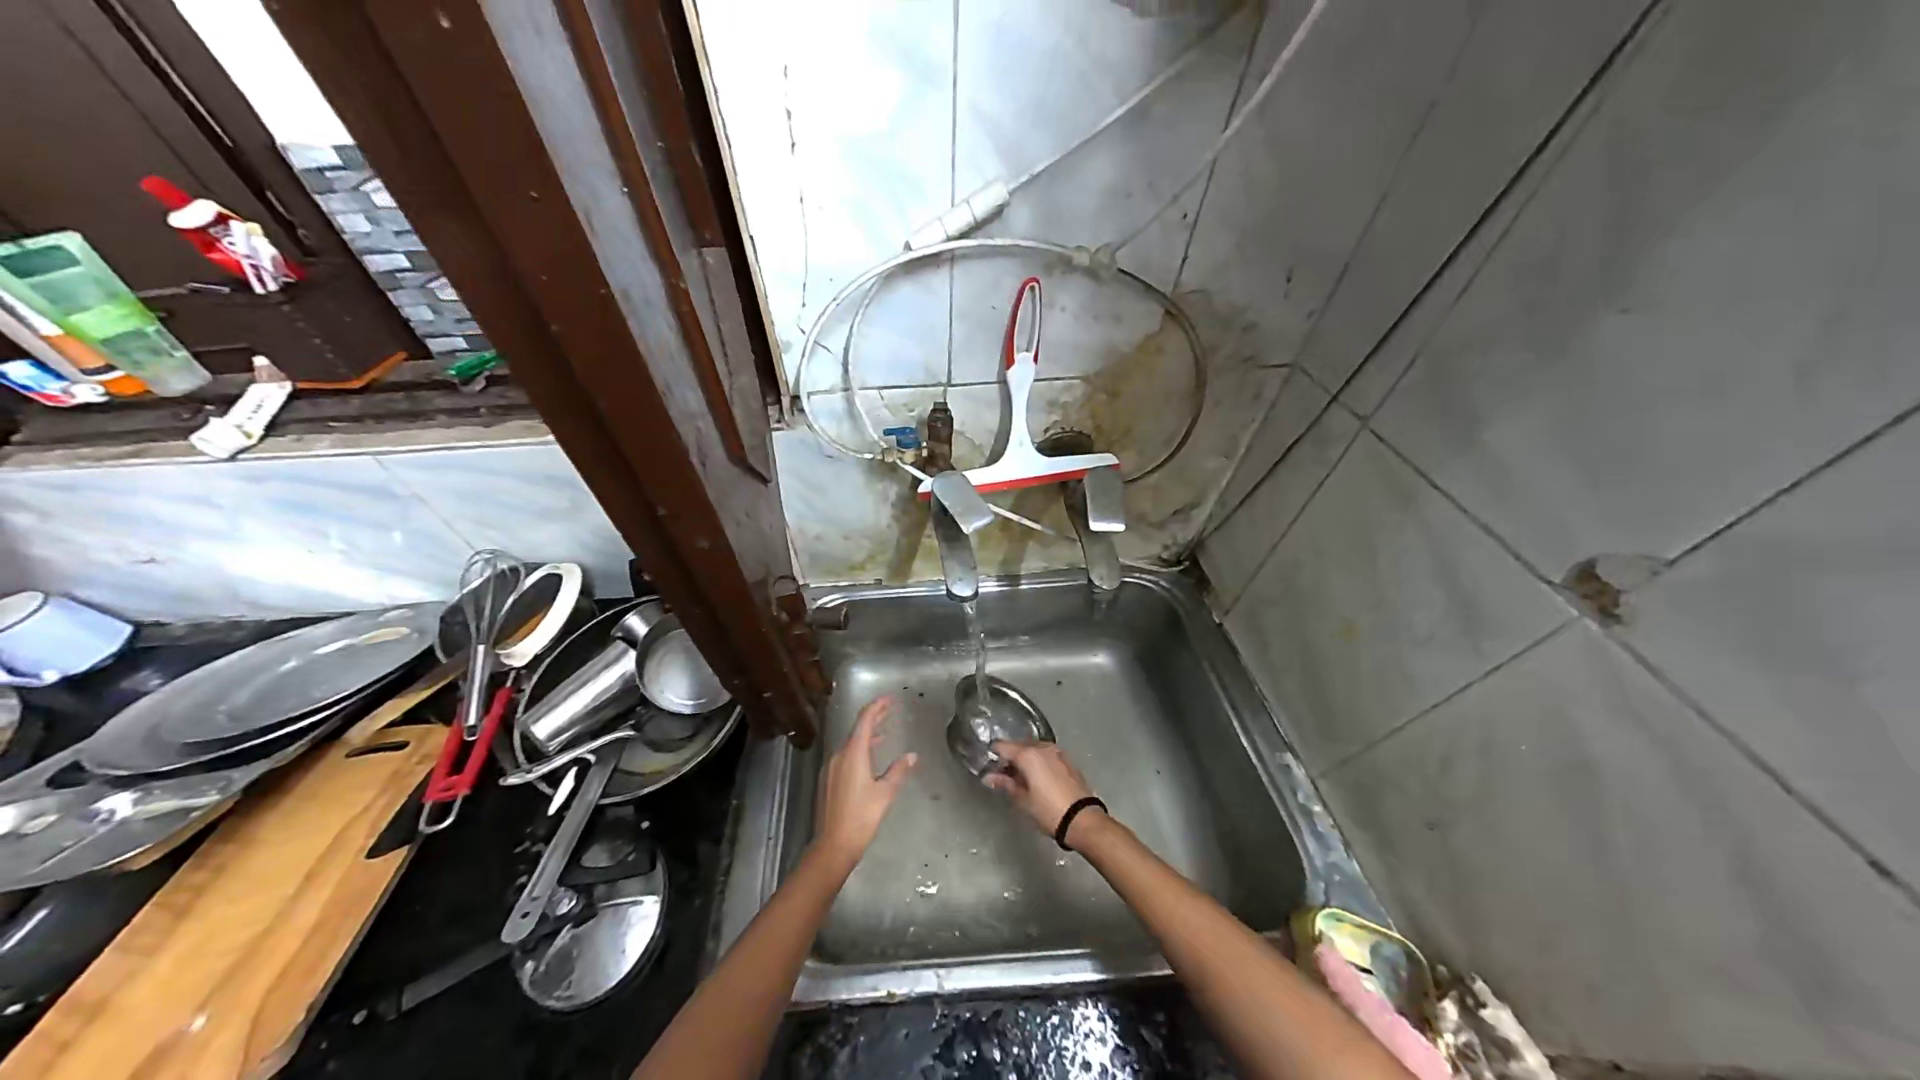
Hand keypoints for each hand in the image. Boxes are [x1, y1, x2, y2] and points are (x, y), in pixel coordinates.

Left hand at [816, 697, 917, 864]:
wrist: (833, 844)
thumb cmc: (862, 816)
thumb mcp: (885, 793)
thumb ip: (898, 771)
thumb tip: (912, 755)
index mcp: (853, 753)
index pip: (865, 720)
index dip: (877, 706)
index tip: (889, 699)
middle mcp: (839, 755)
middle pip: (857, 729)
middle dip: (873, 718)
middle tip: (889, 709)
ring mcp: (831, 768)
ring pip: (851, 744)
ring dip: (867, 735)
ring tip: (883, 732)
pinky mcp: (829, 780)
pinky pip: (846, 756)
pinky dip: (860, 750)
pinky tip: (869, 759)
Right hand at [984, 740, 1103, 843]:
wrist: (1083, 820)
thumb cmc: (1048, 811)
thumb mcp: (1023, 800)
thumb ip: (1005, 784)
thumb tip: (990, 777)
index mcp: (1028, 754)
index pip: (1002, 746)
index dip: (993, 755)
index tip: (988, 767)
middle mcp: (1042, 747)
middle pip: (1019, 745)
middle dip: (1009, 757)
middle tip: (1003, 776)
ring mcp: (1057, 752)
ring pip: (1033, 749)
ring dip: (1025, 759)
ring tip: (1021, 779)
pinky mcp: (1067, 760)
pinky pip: (1046, 755)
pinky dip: (1038, 762)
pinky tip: (1037, 778)